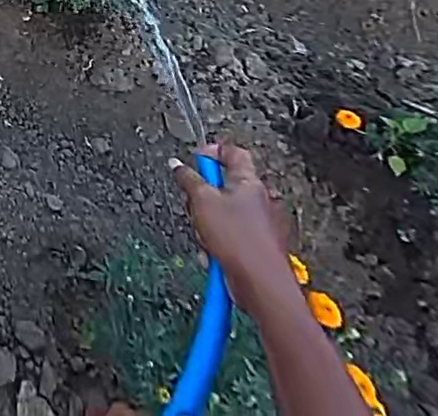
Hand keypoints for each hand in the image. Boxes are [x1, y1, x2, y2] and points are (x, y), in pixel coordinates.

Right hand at [170, 140, 291, 286]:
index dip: (212, 152)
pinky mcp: (253, 245)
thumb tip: (177, 164)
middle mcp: (256, 199)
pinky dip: (215, 242)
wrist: (261, 285)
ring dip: (206, 223)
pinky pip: (226, 235)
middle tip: (195, 206)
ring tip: (205, 236)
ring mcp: (256, 223)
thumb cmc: (238, 239)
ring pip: (220, 212)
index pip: (232, 152)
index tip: (194, 160)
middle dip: (201, 197)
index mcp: (248, 181)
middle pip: (220, 185)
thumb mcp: (202, 201)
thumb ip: (188, 179)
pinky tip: (212, 253)